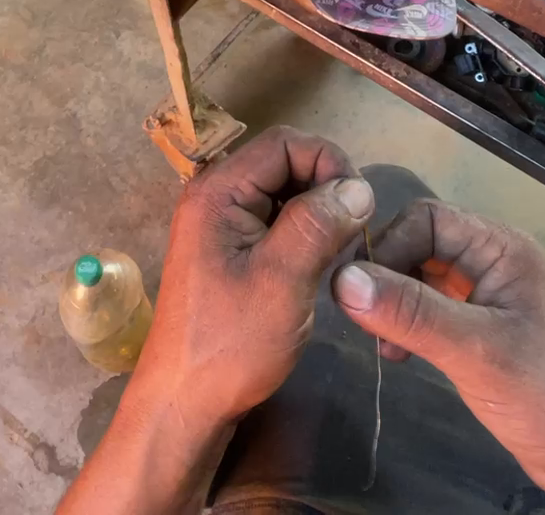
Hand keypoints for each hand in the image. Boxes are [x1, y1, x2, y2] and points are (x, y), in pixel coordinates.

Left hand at [134, 125, 375, 427]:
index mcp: (218, 190)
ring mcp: (221, 221)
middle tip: (354, 237)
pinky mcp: (230, 247)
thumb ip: (318, 225)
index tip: (359, 207)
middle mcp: (216, 194)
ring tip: (340, 257)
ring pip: (284, 192)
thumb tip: (359, 185)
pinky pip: (275, 220)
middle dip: (326, 189)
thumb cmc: (230, 343)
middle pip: (284, 162)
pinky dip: (304, 233)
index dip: (329, 161)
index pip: (284, 142)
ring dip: (319, 214)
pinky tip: (319, 266)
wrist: (184, 402)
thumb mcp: (281, 281)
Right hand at [332, 199, 544, 514]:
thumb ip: (410, 312)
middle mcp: (493, 262)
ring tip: (383, 344)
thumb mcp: (477, 351)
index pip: (425, 219)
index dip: (388, 247)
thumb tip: (340, 280)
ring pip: (422, 277)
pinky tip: (401, 354)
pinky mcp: (485, 330)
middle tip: (364, 319)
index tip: (360, 291)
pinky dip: (410, 325)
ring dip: (395, 304)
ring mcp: (490, 296)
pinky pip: (433, 308)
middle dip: (387, 277)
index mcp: (501, 248)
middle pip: (420, 244)